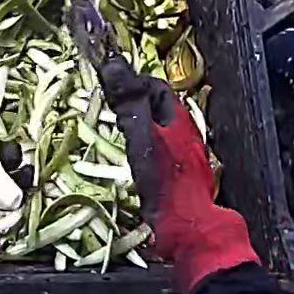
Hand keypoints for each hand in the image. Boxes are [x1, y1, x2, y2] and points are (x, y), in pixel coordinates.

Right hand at [98, 58, 258, 293]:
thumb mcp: (140, 136)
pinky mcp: (178, 176)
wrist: (190, 231)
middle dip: (130, 102)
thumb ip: (128, 100)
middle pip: (155, 106)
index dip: (130, 80)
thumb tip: (113, 62)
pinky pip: (157, 150)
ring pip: (156, 129)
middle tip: (104, 107)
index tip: (106, 84)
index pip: (153, 85)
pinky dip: (140, 147)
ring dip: (134, 125)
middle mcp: (184, 132)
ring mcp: (184, 155)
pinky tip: (126, 159)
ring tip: (111, 130)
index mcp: (177, 117)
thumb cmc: (165, 182)